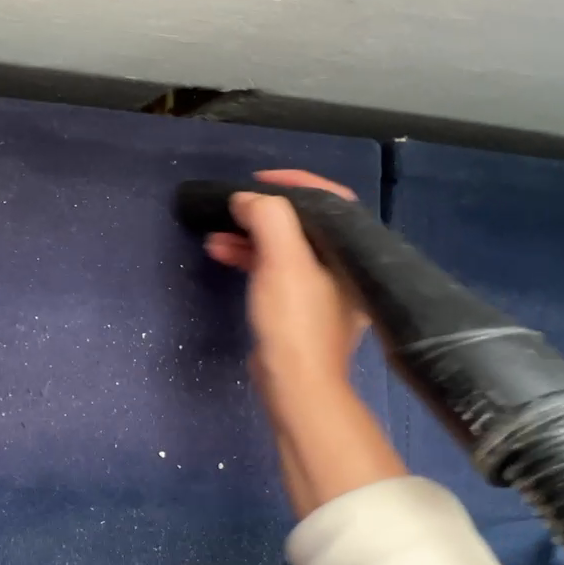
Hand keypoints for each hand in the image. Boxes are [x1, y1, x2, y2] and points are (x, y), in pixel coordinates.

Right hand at [204, 170, 368, 398]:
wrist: (296, 384)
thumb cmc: (294, 320)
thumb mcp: (282, 262)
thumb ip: (269, 218)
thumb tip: (246, 198)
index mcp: (349, 250)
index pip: (329, 198)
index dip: (292, 182)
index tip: (254, 180)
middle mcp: (343, 265)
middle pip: (303, 223)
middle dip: (262, 212)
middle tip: (230, 208)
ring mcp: (324, 289)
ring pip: (285, 247)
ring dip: (249, 237)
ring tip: (214, 237)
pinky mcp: (302, 308)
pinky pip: (276, 270)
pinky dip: (251, 259)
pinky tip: (223, 256)